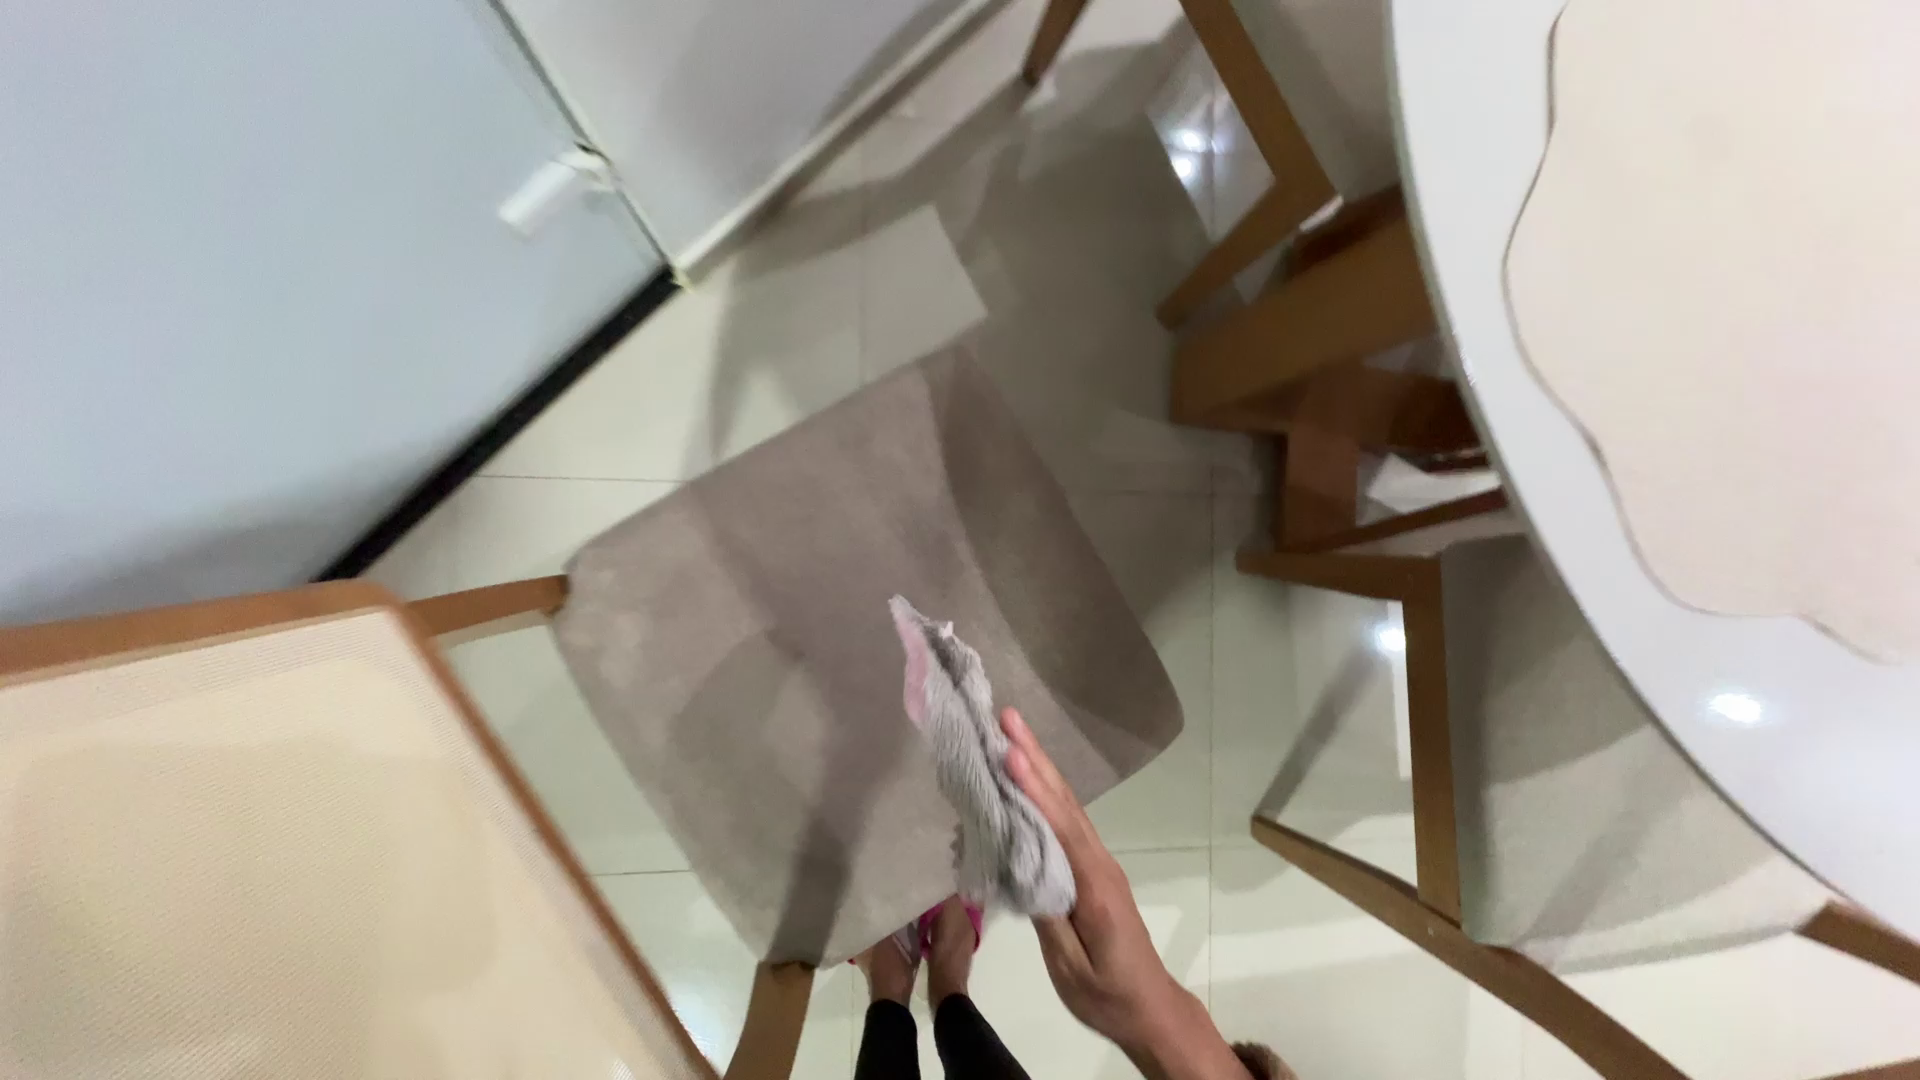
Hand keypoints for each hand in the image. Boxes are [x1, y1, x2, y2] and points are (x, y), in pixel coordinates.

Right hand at [1001, 708, 1251, 1079]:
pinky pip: (1063, 819)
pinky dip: (1043, 790)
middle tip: (1008, 716)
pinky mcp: (1089, 864)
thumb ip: (1047, 912)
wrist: (1149, 1007)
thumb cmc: (1108, 994)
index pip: (1060, 826)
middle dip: (1034, 755)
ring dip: (1039, 764)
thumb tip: (1019, 861)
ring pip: (1065, 803)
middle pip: (1064, 799)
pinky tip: (1025, 776)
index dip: (1033, 788)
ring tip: (1013, 731)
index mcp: (1094, 883)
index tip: (1010, 752)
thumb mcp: (1072, 966)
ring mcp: (1096, 858)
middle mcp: (1097, 859)